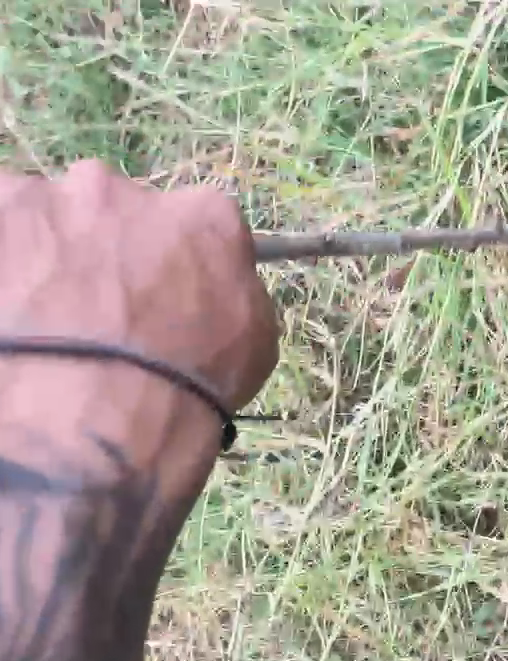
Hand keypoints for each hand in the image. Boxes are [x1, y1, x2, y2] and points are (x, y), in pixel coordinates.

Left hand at [0, 160, 277, 408]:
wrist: (97, 394)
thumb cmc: (195, 370)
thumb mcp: (255, 334)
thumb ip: (232, 286)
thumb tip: (211, 279)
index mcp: (203, 215)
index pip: (205, 215)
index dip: (194, 251)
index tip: (187, 280)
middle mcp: (121, 189)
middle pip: (118, 205)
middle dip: (117, 240)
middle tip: (116, 294)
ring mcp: (37, 196)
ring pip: (49, 213)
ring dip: (55, 245)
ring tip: (58, 303)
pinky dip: (8, 257)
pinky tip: (22, 301)